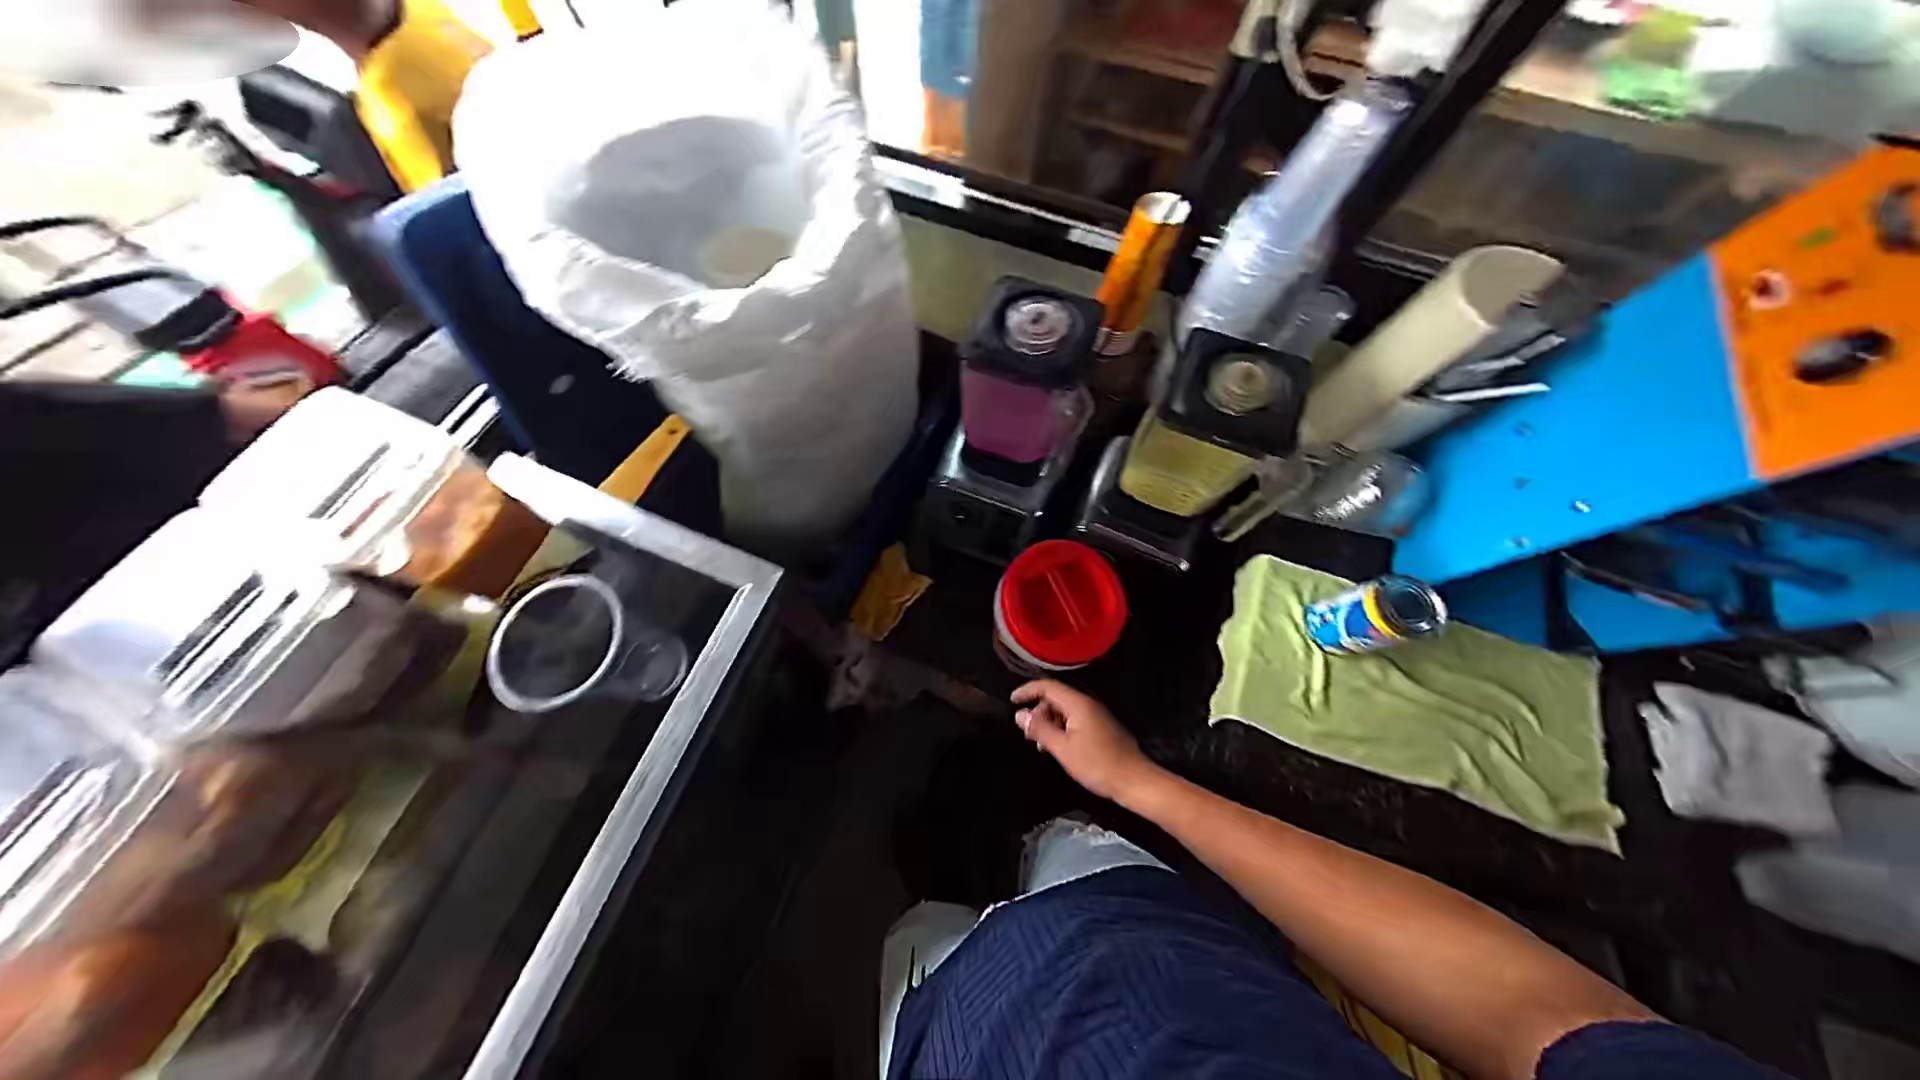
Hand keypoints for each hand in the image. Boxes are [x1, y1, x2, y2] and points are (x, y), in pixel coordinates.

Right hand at [1011, 680, 1162, 803]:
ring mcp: (1096, 715)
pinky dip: (1061, 728)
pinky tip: (1058, 747)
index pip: (1047, 686)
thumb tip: (1020, 715)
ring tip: (1042, 744)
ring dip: (1049, 722)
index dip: (1028, 691)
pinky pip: (1075, 720)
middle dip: (1038, 711)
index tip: (1013, 701)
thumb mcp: (1062, 748)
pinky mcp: (1101, 727)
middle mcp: (1088, 704)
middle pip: (1056, 698)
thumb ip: (1040, 729)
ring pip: (1065, 710)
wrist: (1134, 781)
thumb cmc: (1098, 765)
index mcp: (1078, 704)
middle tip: (1028, 732)